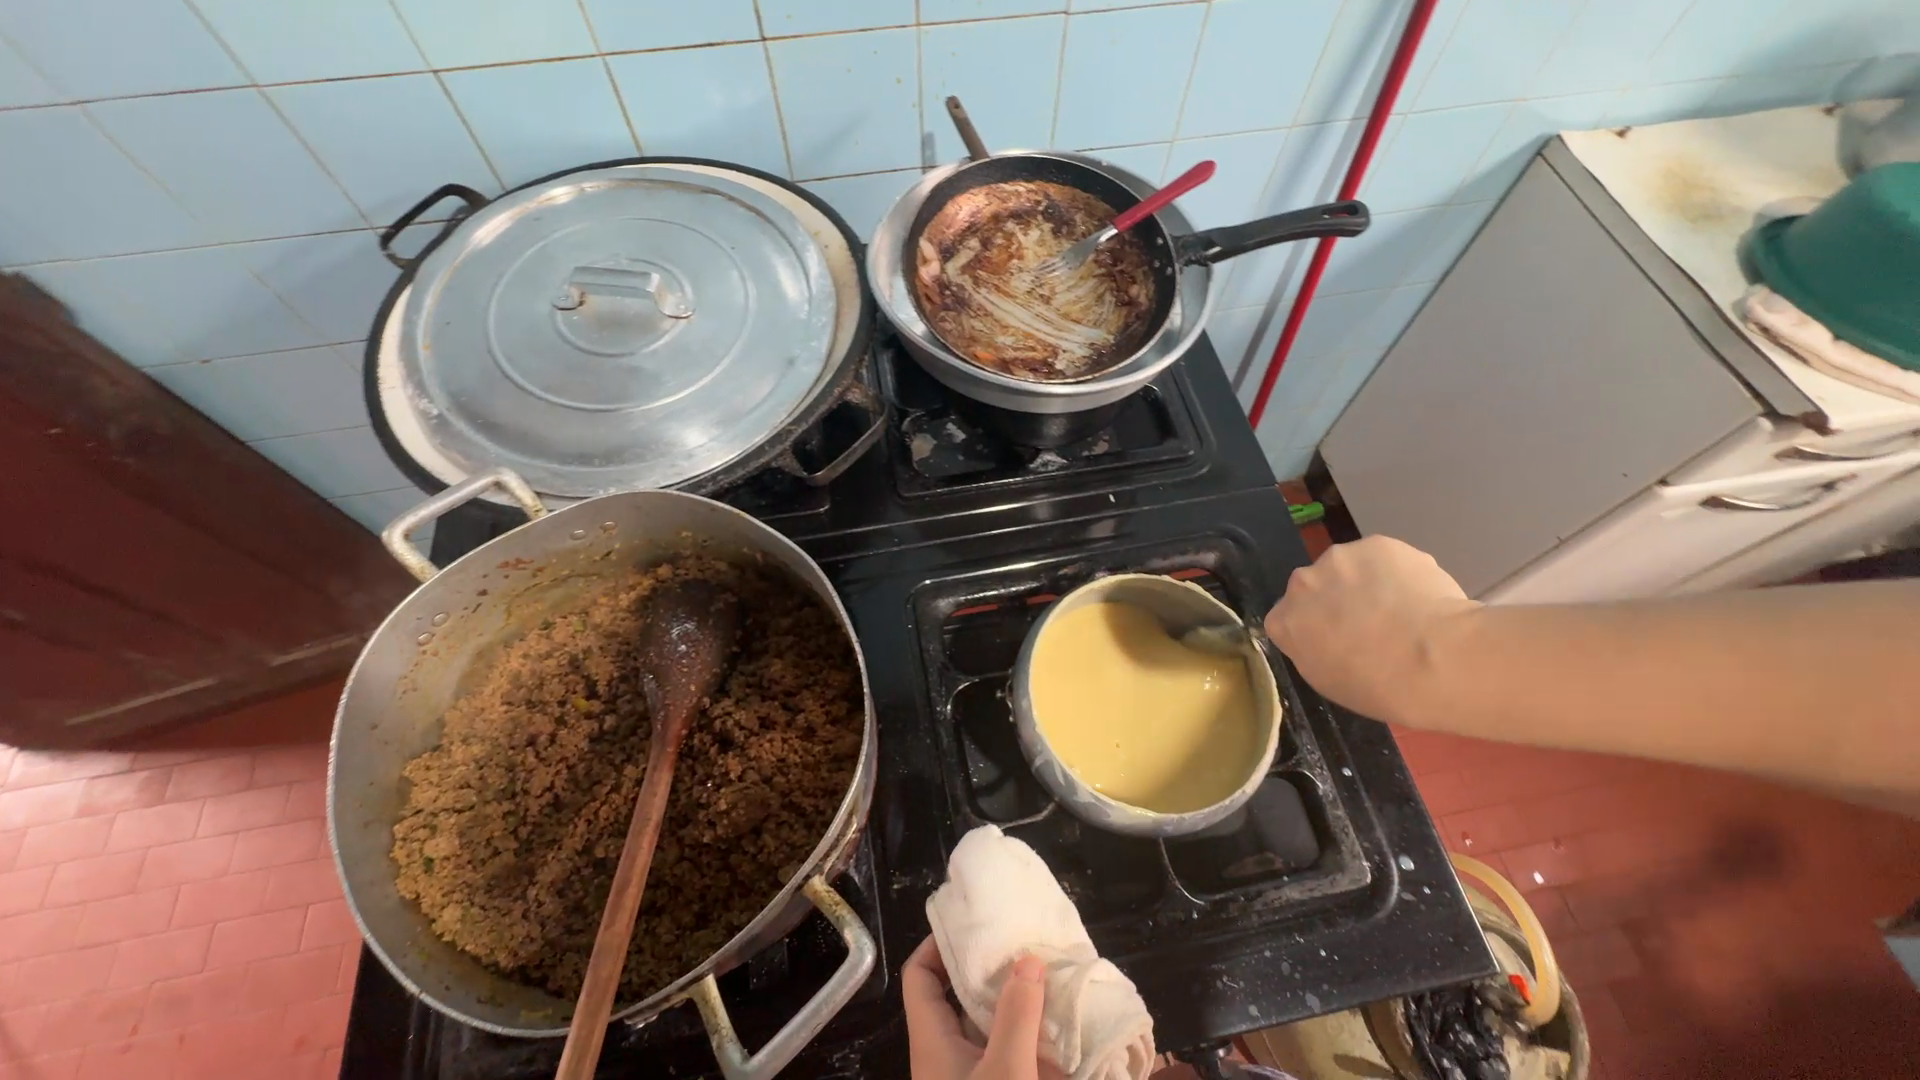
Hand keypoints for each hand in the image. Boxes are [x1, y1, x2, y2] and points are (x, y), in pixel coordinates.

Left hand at [903, 936, 1064, 1079]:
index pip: (919, 975)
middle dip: (989, 968)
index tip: (974, 925)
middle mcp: (945, 1053)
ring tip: (1045, 971)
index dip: (938, 944)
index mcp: (931, 1041)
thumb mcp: (1006, 1071)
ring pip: (987, 1022)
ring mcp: (970, 1071)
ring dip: (1014, 1000)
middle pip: (957, 995)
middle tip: (1020, 943)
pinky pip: (1008, 1047)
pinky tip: (1059, 1019)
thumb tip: (1028, 960)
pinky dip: (1029, 1031)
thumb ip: (1017, 1016)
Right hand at [1264, 536, 1478, 725]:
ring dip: (1367, 583)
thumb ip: (1315, 650)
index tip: (1339, 642)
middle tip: (1372, 625)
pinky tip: (1421, 597)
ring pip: (1350, 568)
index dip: (1316, 628)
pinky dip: (1398, 572)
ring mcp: (1339, 559)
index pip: (1289, 619)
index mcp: (1283, 622)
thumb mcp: (1329, 681)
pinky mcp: (1378, 544)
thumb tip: (1331, 638)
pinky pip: (1384, 558)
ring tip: (1403, 610)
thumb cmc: (1380, 686)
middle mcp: (1301, 583)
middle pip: (1316, 588)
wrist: (1436, 660)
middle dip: (1337, 600)